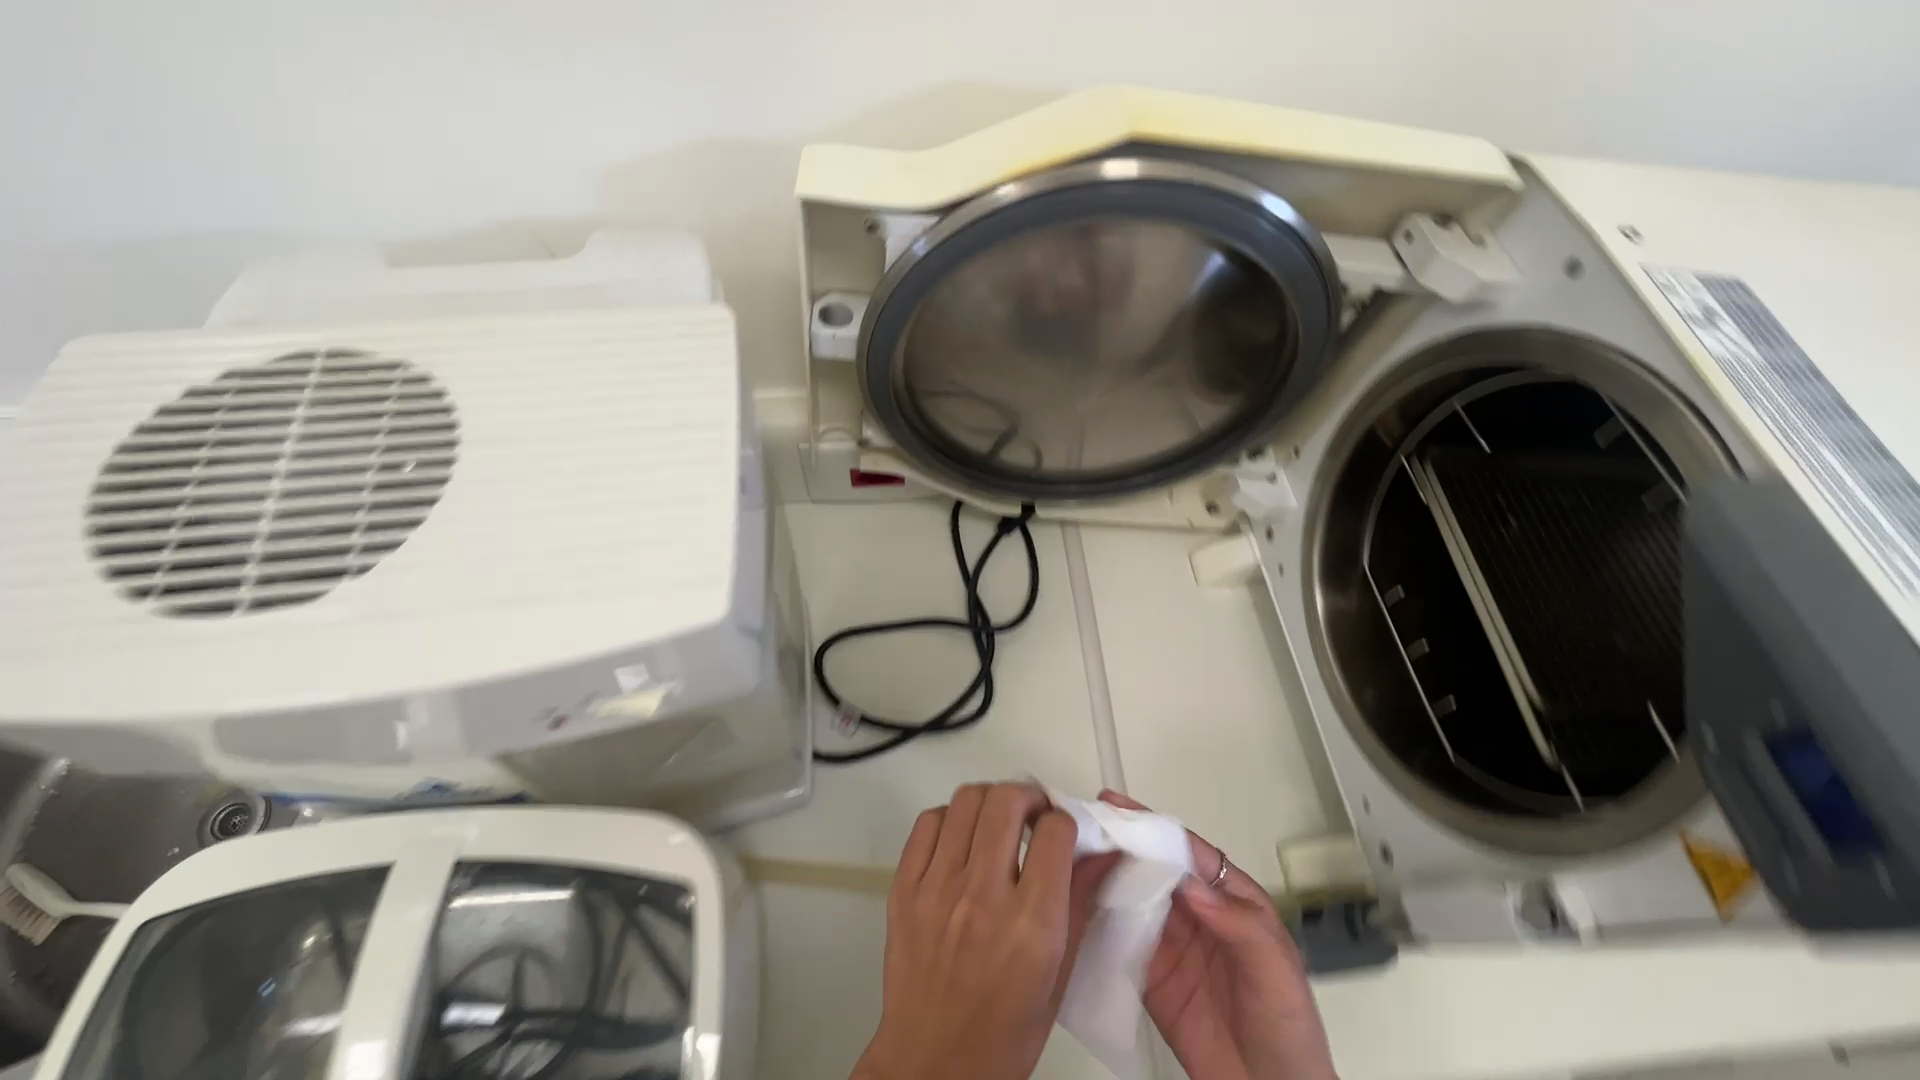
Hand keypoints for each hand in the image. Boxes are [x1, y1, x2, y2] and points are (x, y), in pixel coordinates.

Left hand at [854, 783, 1103, 1079]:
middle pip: (1006, 801)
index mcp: (1031, 924)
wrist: (934, 1061)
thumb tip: (1105, 852)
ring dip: (990, 801)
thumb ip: (1081, 902)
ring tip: (999, 821)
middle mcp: (982, 897)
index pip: (1055, 831)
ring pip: (965, 802)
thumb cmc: (1004, 1030)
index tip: (1065, 831)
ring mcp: (937, 889)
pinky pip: (927, 824)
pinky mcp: (903, 889)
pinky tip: (961, 838)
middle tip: (1035, 813)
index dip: (1066, 822)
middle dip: (1028, 796)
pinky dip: (949, 818)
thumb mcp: (1059, 972)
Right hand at [1100, 791, 1336, 1079]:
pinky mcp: (1149, 979)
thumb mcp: (1275, 967)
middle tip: (1080, 825)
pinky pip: (1119, 943)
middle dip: (1120, 844)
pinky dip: (1096, 924)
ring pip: (1131, 899)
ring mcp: (1170, 945)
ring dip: (1103, 877)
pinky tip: (1073, 909)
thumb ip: (1237, 923)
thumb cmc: (1288, 1027)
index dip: (1154, 827)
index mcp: (1230, 899)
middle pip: (1153, 869)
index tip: (1118, 807)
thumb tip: (1189, 884)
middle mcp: (1196, 914)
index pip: (1188, 853)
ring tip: (1067, 857)